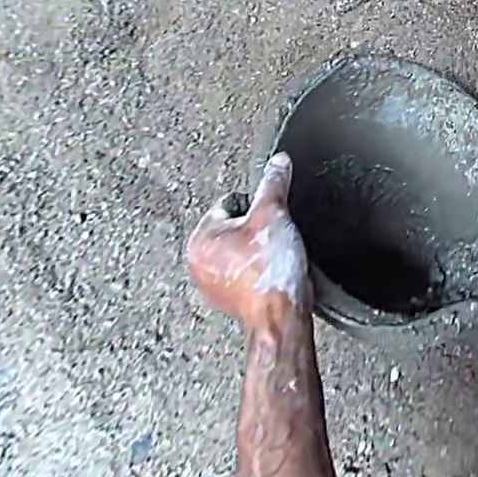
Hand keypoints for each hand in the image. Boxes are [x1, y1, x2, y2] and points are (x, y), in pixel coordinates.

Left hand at [188, 153, 311, 333]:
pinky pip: (246, 269)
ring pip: (242, 247)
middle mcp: (198, 262)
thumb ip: (274, 182)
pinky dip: (259, 267)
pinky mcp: (229, 298)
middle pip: (237, 224)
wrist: (279, 315)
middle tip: (271, 240)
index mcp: (200, 239)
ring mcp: (212, 283)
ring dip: (258, 248)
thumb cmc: (268, 268)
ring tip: (272, 258)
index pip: (232, 202)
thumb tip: (278, 161)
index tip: (269, 221)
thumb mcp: (274, 212)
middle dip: (256, 228)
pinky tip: (272, 272)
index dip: (257, 206)